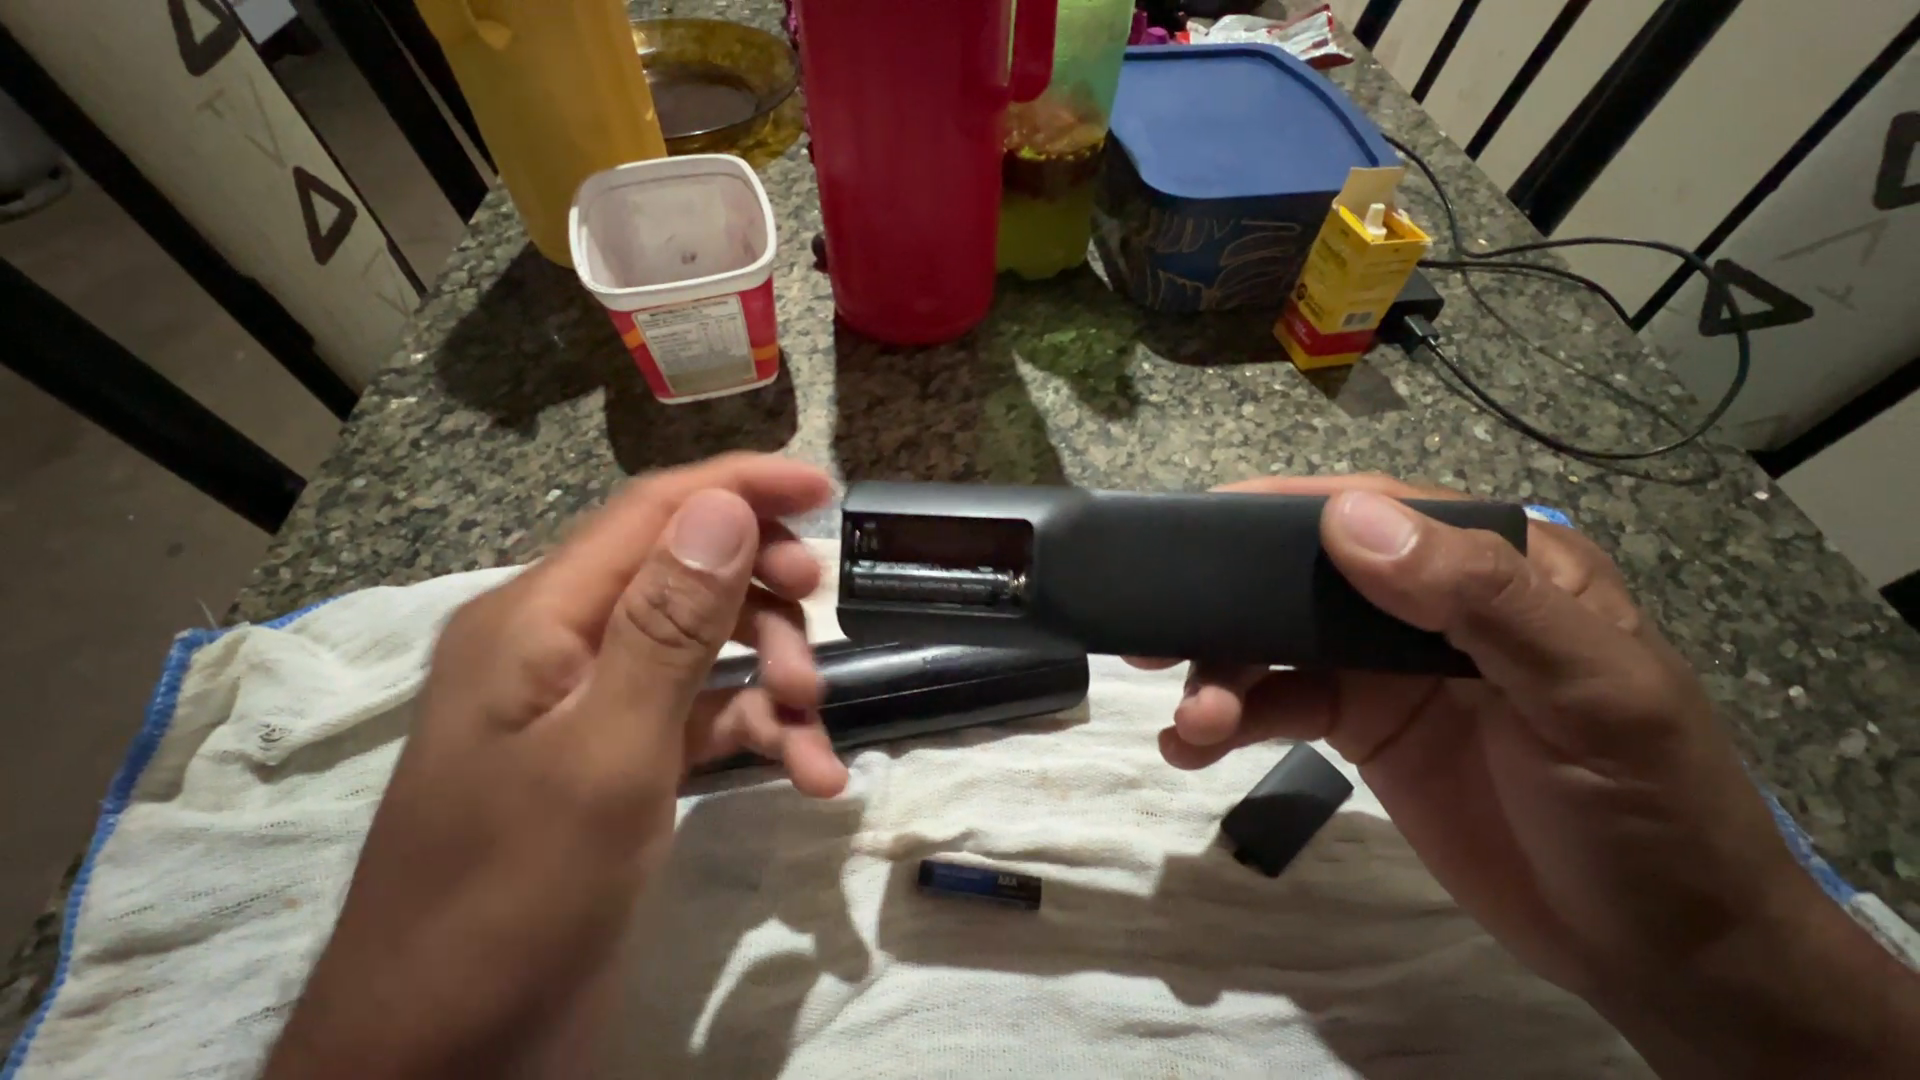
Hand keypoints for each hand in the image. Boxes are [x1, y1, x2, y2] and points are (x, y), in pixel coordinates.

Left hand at [267, 453, 844, 1078]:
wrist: (444, 1056)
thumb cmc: (514, 900)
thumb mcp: (605, 758)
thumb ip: (667, 627)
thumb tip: (724, 507)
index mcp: (538, 619)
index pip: (652, 513)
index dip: (741, 487)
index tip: (825, 487)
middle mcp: (564, 644)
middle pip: (689, 574)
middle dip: (766, 601)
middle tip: (821, 643)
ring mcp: (594, 705)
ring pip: (707, 647)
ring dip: (773, 676)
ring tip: (815, 731)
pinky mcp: (623, 759)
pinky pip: (704, 716)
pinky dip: (760, 733)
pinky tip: (809, 776)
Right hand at [1142, 475, 1916, 1076]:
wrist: (1658, 952)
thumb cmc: (1647, 810)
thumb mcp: (1590, 696)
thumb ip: (1479, 599)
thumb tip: (1346, 520)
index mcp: (1497, 564)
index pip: (1376, 511)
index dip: (1280, 513)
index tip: (1195, 530)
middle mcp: (1430, 602)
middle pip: (1303, 580)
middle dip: (1225, 606)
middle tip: (1153, 640)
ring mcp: (1387, 667)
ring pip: (1277, 646)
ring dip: (1221, 678)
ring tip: (1192, 729)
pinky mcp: (1360, 726)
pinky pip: (1278, 705)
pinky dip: (1231, 720)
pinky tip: (1192, 748)